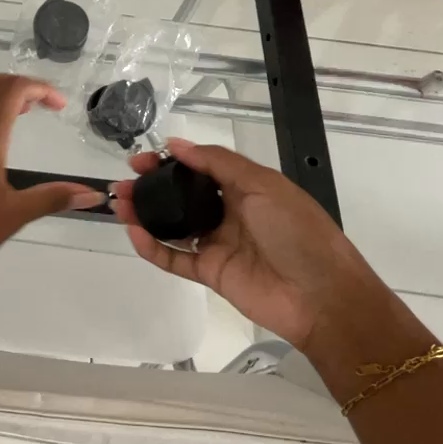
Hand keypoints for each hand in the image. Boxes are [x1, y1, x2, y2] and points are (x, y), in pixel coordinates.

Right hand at [110, 139, 398, 354]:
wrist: (323, 298)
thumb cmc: (298, 232)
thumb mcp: (264, 185)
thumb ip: (219, 163)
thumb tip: (177, 145)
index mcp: (246, 188)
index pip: (199, 169)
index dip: (170, 161)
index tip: (142, 158)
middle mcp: (229, 213)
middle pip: (181, 196)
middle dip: (151, 186)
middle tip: (124, 181)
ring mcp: (218, 244)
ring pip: (173, 226)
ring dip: (145, 214)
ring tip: (119, 205)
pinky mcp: (211, 273)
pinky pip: (174, 258)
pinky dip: (152, 248)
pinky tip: (134, 234)